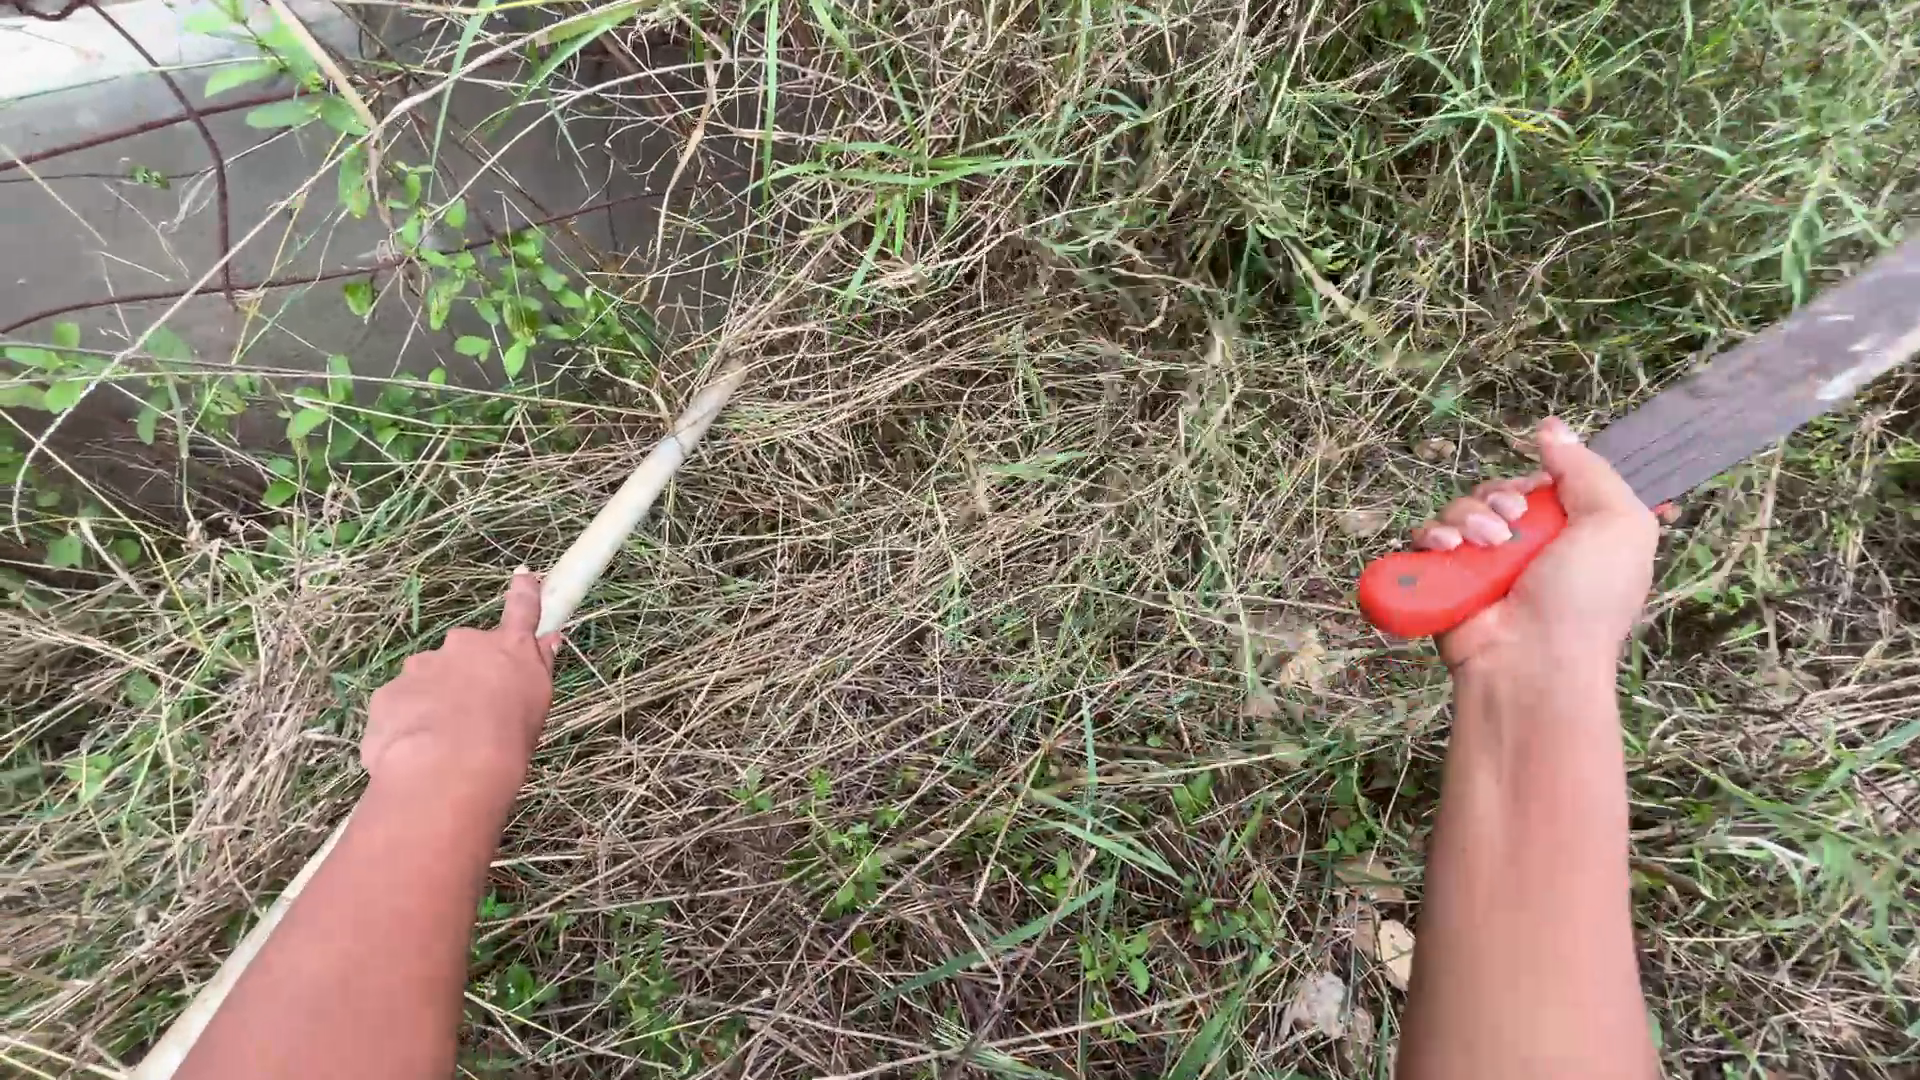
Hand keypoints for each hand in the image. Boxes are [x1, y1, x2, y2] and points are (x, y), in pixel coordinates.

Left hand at [362, 571, 559, 800]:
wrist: (450, 764)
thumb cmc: (509, 733)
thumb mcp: (538, 700)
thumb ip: (539, 665)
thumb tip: (549, 639)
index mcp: (509, 646)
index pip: (521, 609)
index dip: (524, 591)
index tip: (524, 575)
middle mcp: (464, 645)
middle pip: (466, 651)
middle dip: (467, 672)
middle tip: (475, 710)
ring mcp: (422, 666)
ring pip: (429, 678)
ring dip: (435, 698)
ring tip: (444, 738)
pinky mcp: (388, 692)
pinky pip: (401, 704)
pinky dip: (409, 721)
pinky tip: (419, 748)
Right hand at [1410, 418, 1660, 673]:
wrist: (1531, 657)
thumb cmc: (1584, 597)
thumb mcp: (1617, 524)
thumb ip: (1587, 470)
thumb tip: (1552, 427)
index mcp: (1567, 531)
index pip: (1535, 484)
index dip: (1530, 482)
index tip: (1531, 494)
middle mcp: (1521, 544)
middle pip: (1492, 492)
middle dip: (1494, 499)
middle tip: (1506, 524)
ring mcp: (1478, 561)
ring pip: (1456, 511)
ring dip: (1465, 520)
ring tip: (1480, 545)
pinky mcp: (1441, 576)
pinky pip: (1424, 538)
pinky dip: (1432, 538)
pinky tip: (1446, 551)